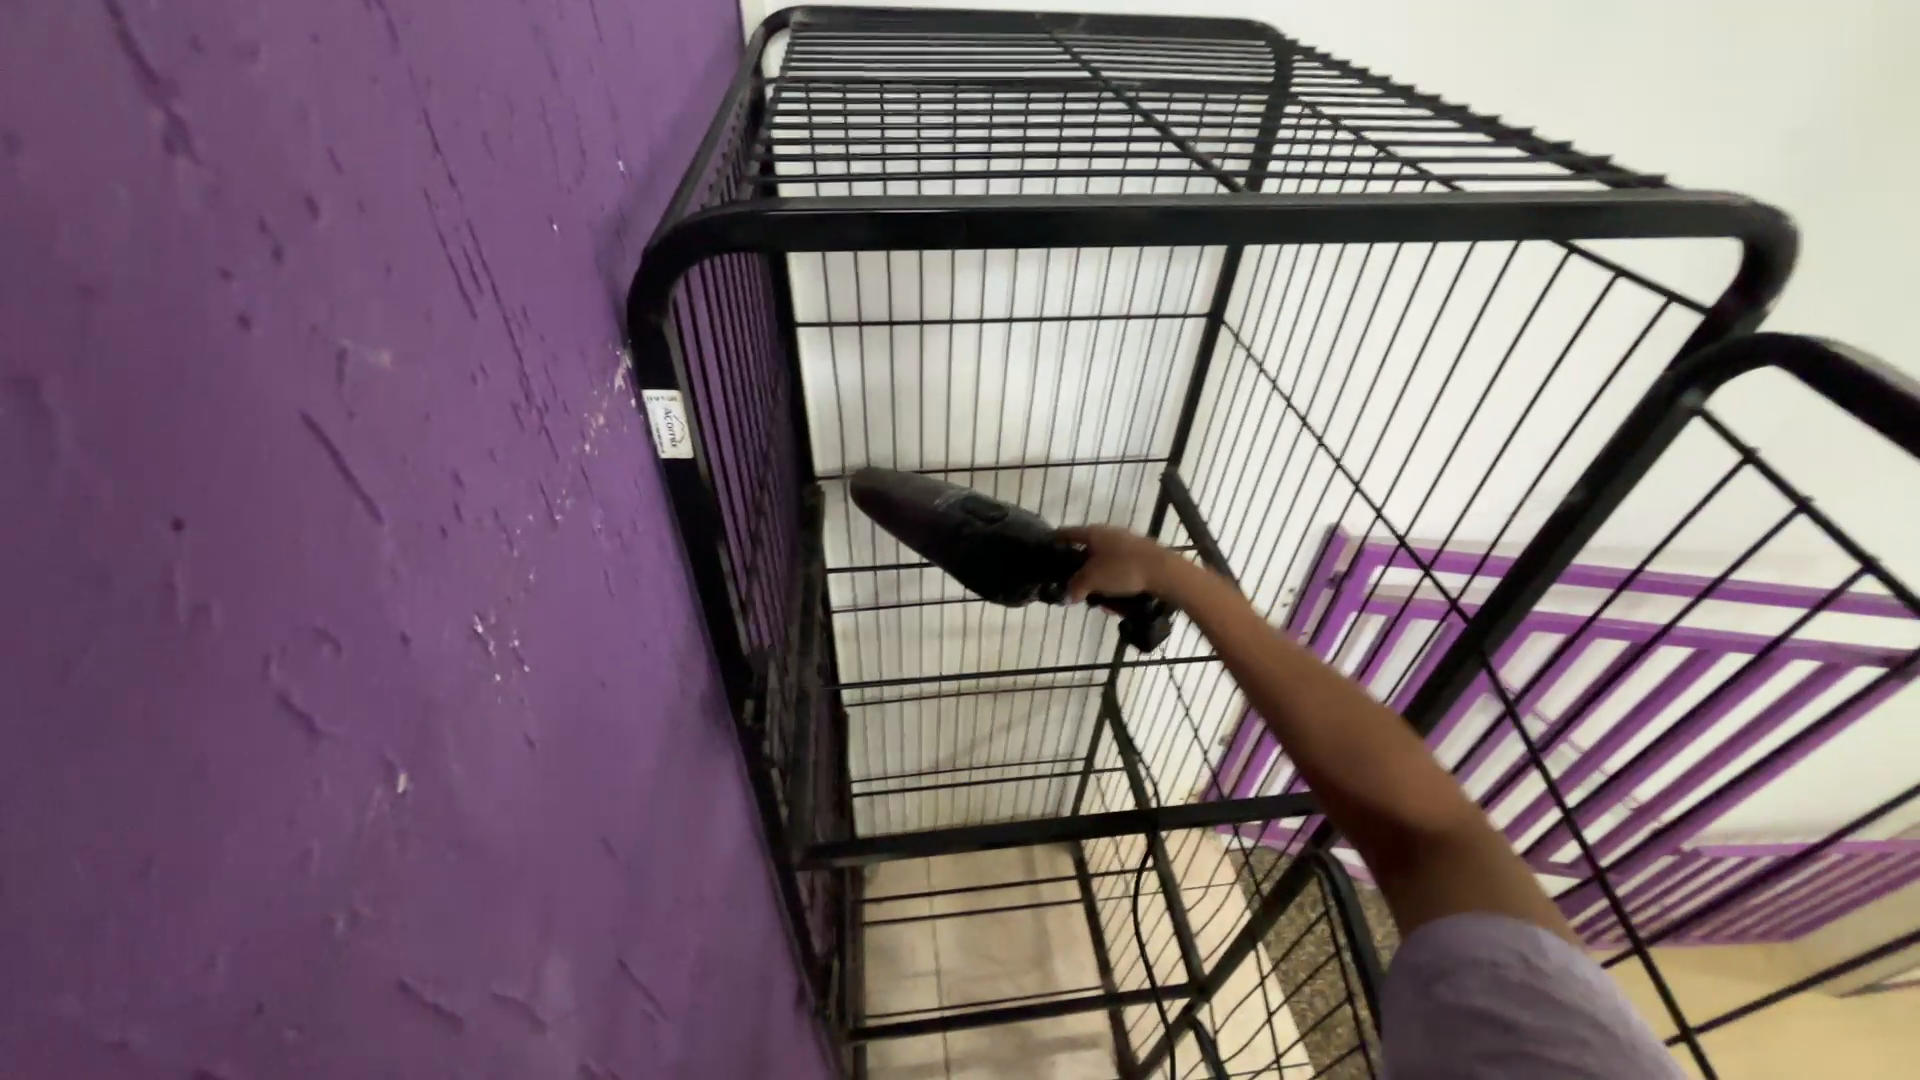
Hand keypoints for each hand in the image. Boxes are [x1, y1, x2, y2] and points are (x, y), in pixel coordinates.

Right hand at [1057, 525, 1175, 603]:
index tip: (1046, 550)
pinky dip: (1115, 584)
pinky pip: (1121, 571)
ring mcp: (1126, 544)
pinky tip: (1117, 603)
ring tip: (1099, 602)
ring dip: (1099, 582)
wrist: (1164, 571)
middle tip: (1075, 588)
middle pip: (1086, 551)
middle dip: (1080, 572)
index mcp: (1094, 533)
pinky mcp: (1140, 556)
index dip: (1055, 541)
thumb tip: (1066, 596)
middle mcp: (1109, 534)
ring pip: (1105, 564)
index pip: (1067, 533)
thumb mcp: (1093, 580)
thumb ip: (1076, 587)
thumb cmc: (1123, 569)